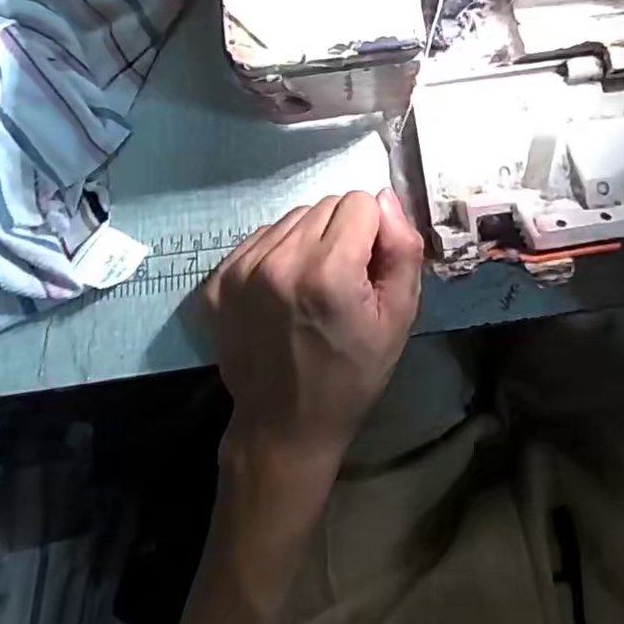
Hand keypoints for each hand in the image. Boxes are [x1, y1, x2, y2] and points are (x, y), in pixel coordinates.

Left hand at [201, 189, 424, 464]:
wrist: (284, 426)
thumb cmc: (352, 374)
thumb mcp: (400, 317)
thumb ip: (403, 249)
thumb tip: (385, 197)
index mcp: (328, 271)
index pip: (361, 201)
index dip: (375, 232)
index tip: (369, 270)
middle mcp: (280, 260)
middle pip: (326, 204)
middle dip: (344, 232)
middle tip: (343, 282)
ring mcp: (242, 268)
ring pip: (294, 216)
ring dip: (311, 239)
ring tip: (312, 286)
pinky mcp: (219, 278)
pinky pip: (263, 235)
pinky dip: (280, 251)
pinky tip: (284, 290)